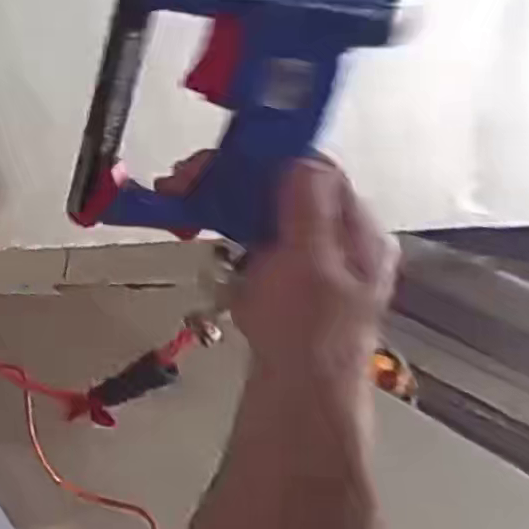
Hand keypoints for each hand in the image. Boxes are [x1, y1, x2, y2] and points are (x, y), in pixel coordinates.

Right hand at [191, 153, 396, 384]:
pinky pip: (239, 213)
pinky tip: (186, 211)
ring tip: (175, 193)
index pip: (313, 167)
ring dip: (211, 188)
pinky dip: (211, 207)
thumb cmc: (307, 327)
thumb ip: (309, 214)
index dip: (268, 153)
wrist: (294, 375)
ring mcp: (299, 236)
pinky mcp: (270, 248)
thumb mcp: (312, 267)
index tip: (224, 154)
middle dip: (225, 172)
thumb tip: (302, 161)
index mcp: (353, 228)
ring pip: (251, 192)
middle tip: (185, 178)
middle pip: (273, 175)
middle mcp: (329, 225)